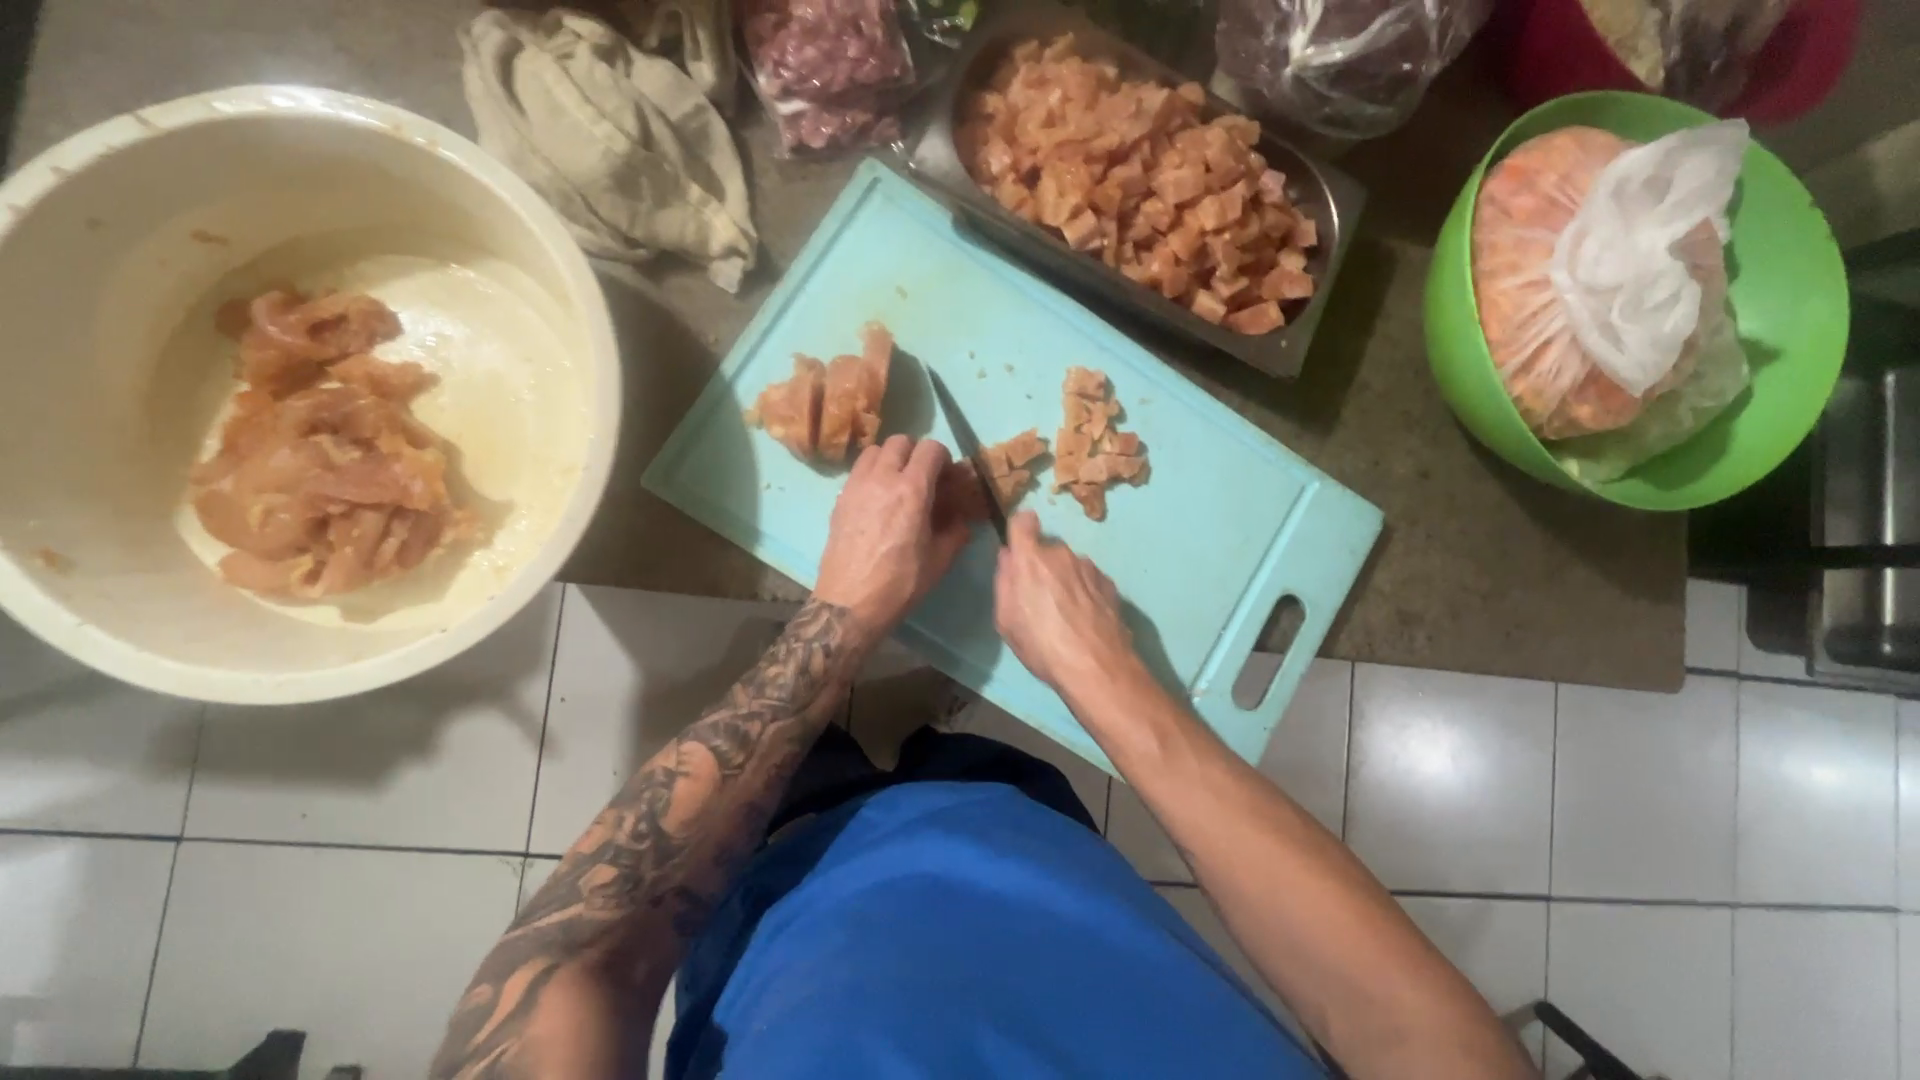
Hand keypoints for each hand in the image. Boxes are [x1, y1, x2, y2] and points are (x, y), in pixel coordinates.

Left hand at [814, 435, 977, 643]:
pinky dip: (871, 473)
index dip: (943, 458)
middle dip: (916, 453)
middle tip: (923, 478)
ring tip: (897, 483)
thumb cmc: (900, 584)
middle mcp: (882, 478)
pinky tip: (878, 500)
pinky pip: (858, 470)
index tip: (947, 478)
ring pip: (875, 450)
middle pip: (900, 441)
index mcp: (912, 490)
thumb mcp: (939, 561)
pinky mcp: (840, 498)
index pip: (930, 448)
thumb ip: (956, 531)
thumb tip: (960, 517)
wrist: (850, 603)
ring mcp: (856, 486)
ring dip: (890, 459)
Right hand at [993, 511, 1137, 697]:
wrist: (1096, 667)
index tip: (1021, 544)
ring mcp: (1089, 567)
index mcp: (1031, 559)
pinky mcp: (1110, 583)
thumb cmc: (1041, 646)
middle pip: (1047, 550)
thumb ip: (1004, 582)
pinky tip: (1085, 620)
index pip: (1022, 522)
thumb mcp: (1006, 621)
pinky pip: (1089, 580)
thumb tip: (1008, 557)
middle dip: (1042, 568)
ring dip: (1065, 581)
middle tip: (1040, 600)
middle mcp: (1062, 554)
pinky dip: (1085, 593)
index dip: (1021, 529)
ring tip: (1066, 616)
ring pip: (1070, 566)